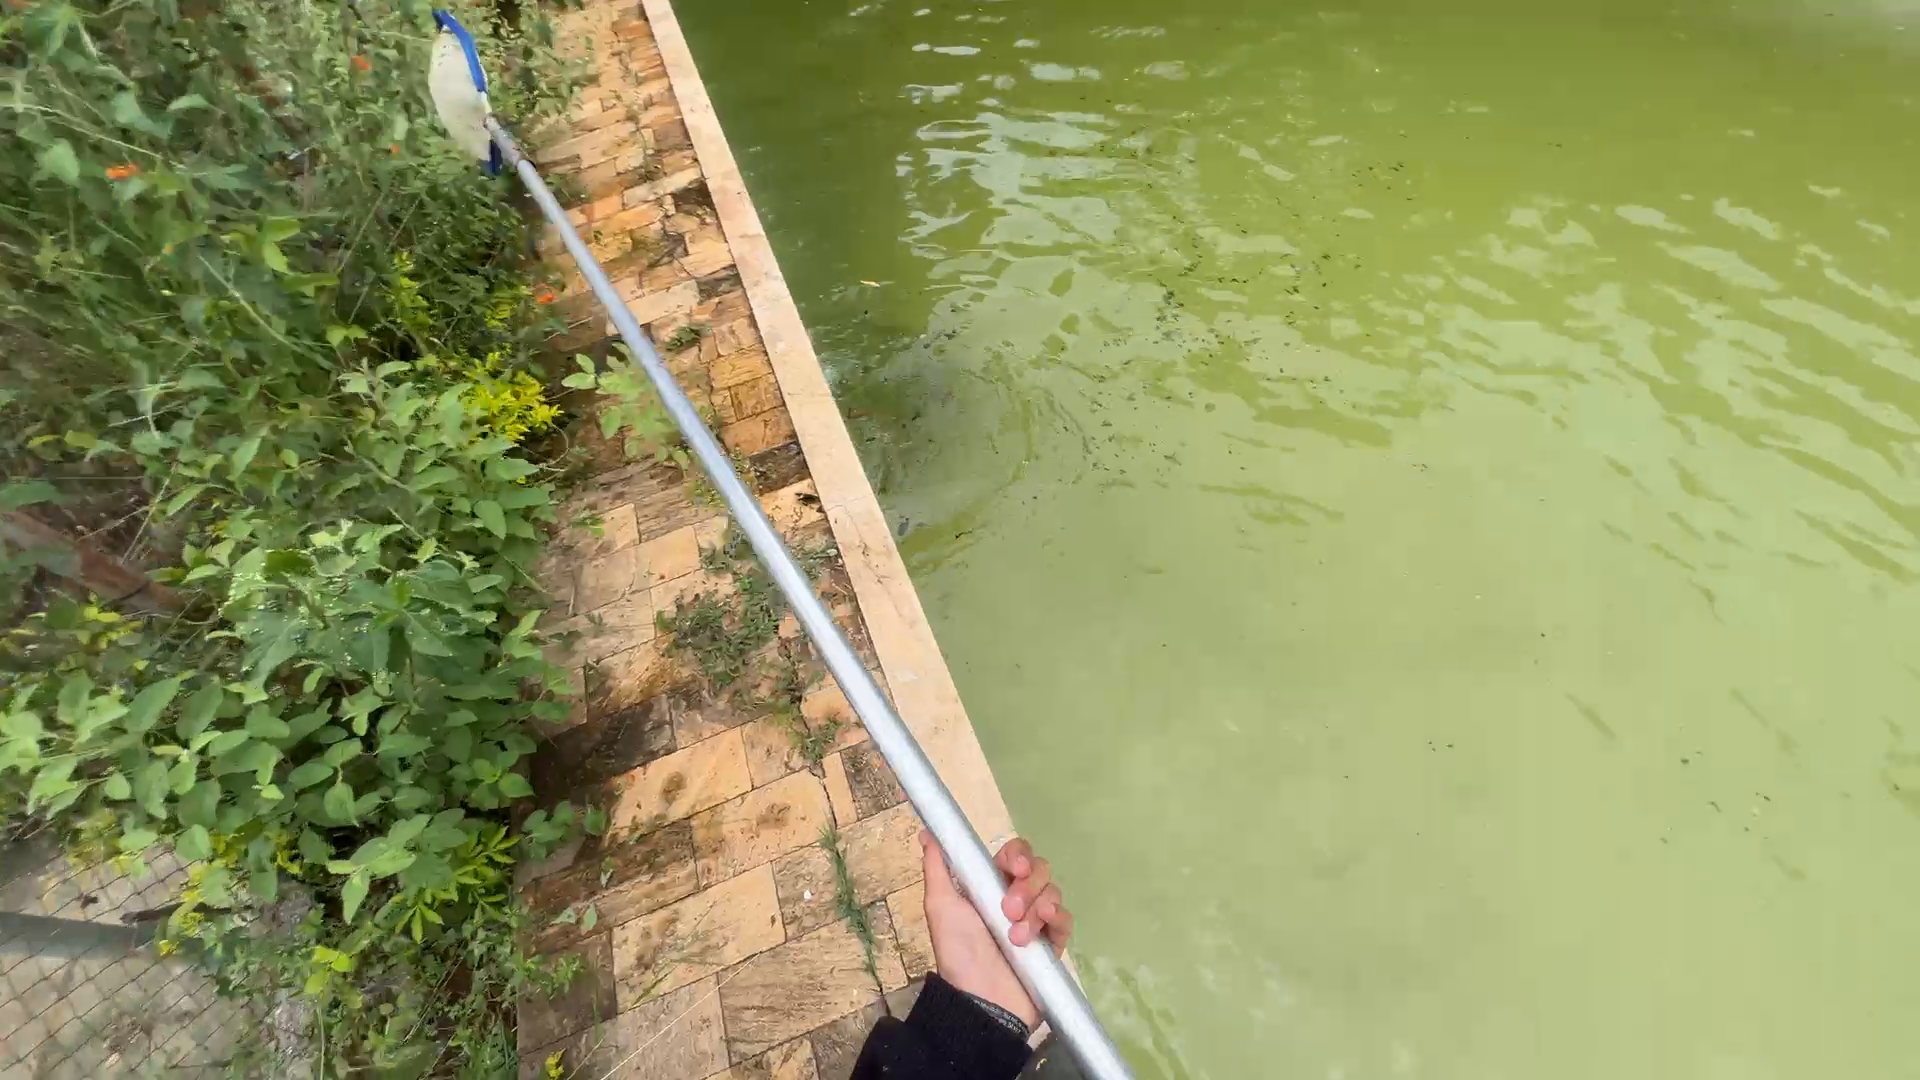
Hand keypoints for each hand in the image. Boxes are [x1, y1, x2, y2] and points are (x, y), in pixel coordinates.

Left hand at [919, 830, 1074, 1028]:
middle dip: (1027, 885)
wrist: (979, 1002)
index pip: (1016, 854)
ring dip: (1036, 909)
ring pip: (1052, 892)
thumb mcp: (940, 906)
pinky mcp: (1052, 944)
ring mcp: (1037, 920)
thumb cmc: (958, 951)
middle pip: (1039, 869)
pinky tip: (1045, 927)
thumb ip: (937, 867)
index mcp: (993, 884)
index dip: (1019, 854)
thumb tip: (927, 833)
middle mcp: (1018, 896)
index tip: (1014, 866)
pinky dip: (1057, 919)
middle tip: (1009, 908)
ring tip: (1016, 936)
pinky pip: (1065, 920)